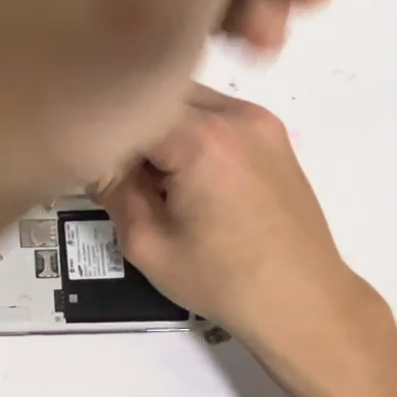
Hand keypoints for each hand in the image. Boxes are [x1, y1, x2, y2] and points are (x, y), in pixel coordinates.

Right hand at [94, 87, 380, 351]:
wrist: (305, 301)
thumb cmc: (223, 279)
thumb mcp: (146, 243)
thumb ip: (111, 190)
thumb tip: (91, 159)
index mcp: (200, 140)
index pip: (129, 111)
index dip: (103, 135)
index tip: (92, 163)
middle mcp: (233, 115)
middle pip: (158, 95)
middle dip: (131, 125)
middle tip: (120, 172)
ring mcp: (259, 120)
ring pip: (186, 101)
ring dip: (161, 126)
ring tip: (155, 175)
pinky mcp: (273, 134)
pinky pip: (215, 115)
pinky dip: (190, 132)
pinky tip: (187, 174)